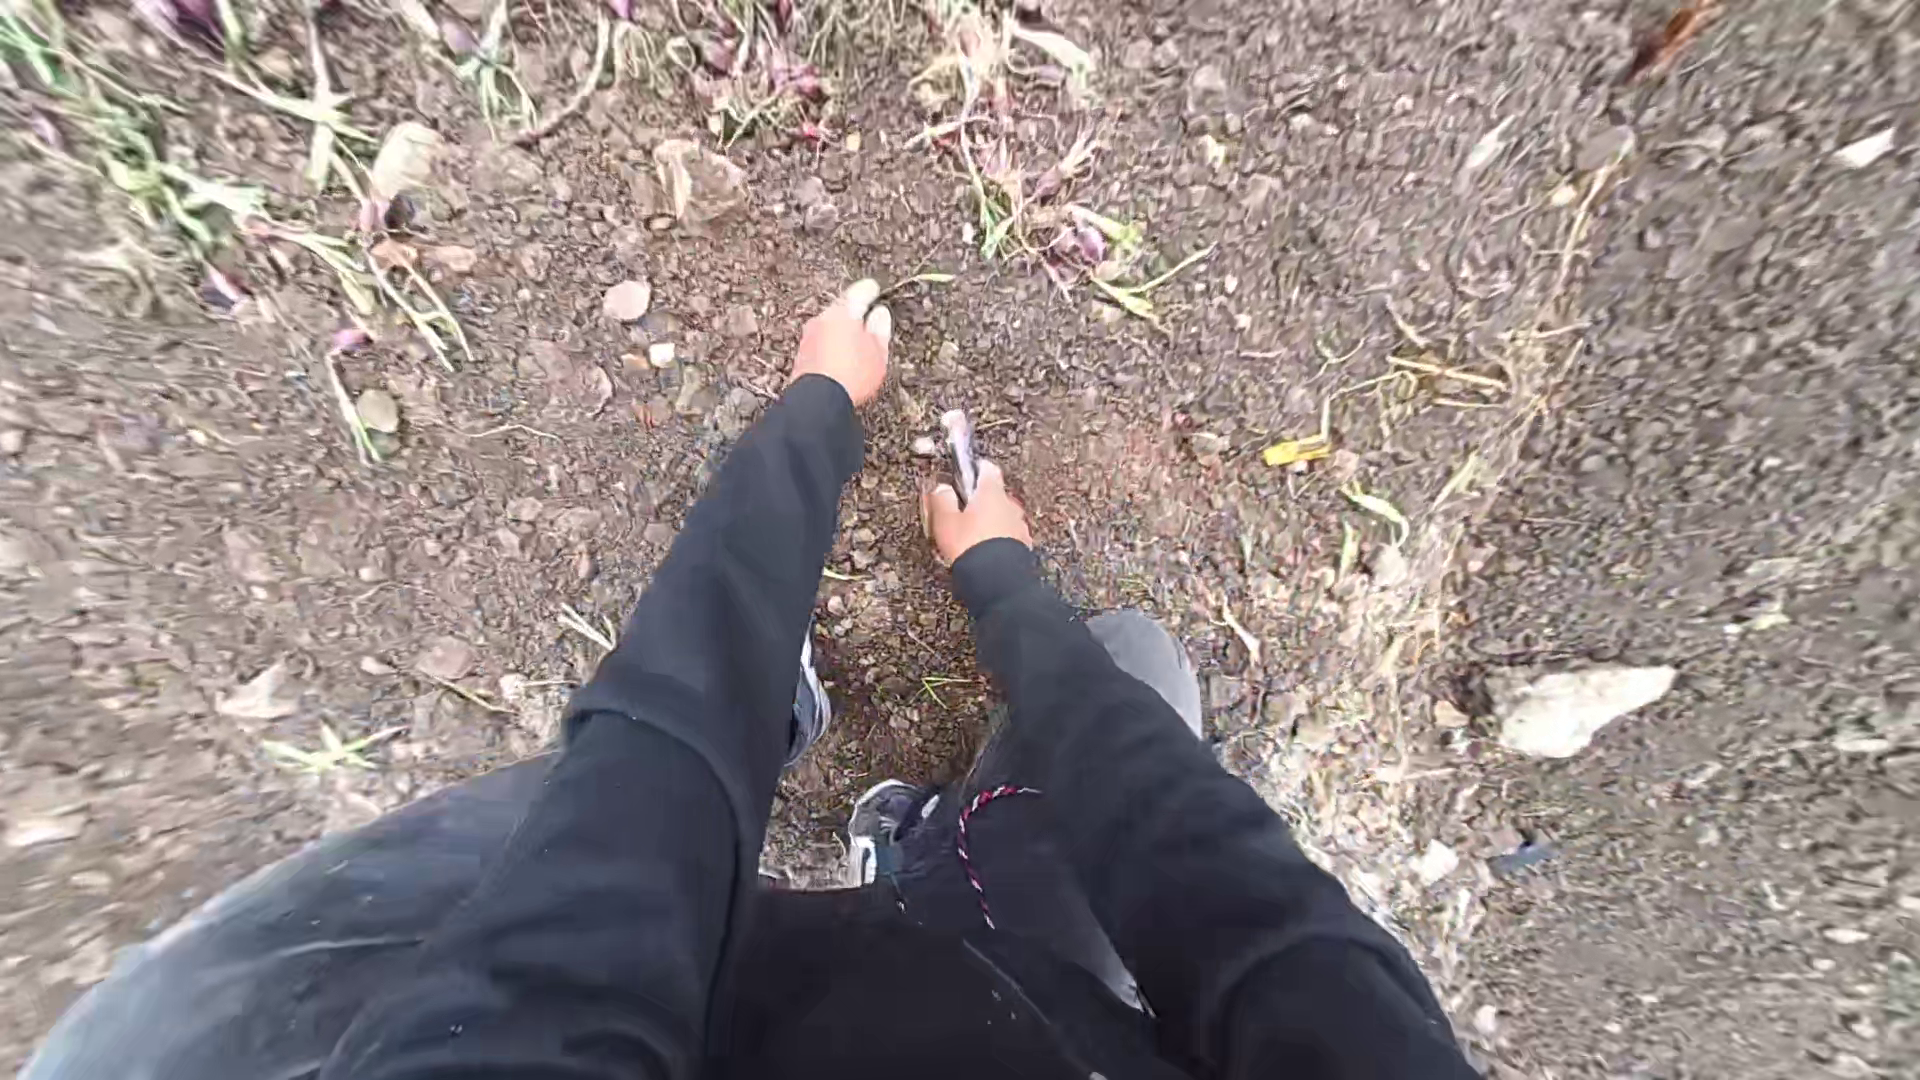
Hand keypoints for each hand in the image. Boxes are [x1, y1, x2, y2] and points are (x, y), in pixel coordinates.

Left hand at [791, 279, 890, 405]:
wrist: (819, 400)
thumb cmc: (852, 373)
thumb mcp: (878, 353)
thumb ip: (879, 330)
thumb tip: (880, 315)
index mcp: (844, 312)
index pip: (858, 293)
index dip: (869, 291)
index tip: (874, 289)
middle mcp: (822, 319)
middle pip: (841, 311)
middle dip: (854, 315)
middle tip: (867, 320)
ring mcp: (809, 337)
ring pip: (829, 328)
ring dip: (841, 333)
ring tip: (855, 346)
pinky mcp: (802, 356)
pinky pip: (820, 345)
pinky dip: (831, 348)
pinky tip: (840, 360)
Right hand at [923, 459, 1031, 563]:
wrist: (995, 579)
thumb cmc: (970, 546)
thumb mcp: (946, 521)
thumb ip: (942, 500)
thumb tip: (941, 488)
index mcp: (991, 493)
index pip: (988, 469)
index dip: (977, 469)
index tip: (968, 472)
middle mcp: (1010, 506)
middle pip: (996, 495)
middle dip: (982, 500)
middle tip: (965, 510)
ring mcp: (1019, 526)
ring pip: (1003, 516)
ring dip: (992, 521)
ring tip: (974, 535)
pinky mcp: (1023, 546)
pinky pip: (1009, 536)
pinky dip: (999, 538)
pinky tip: (987, 550)